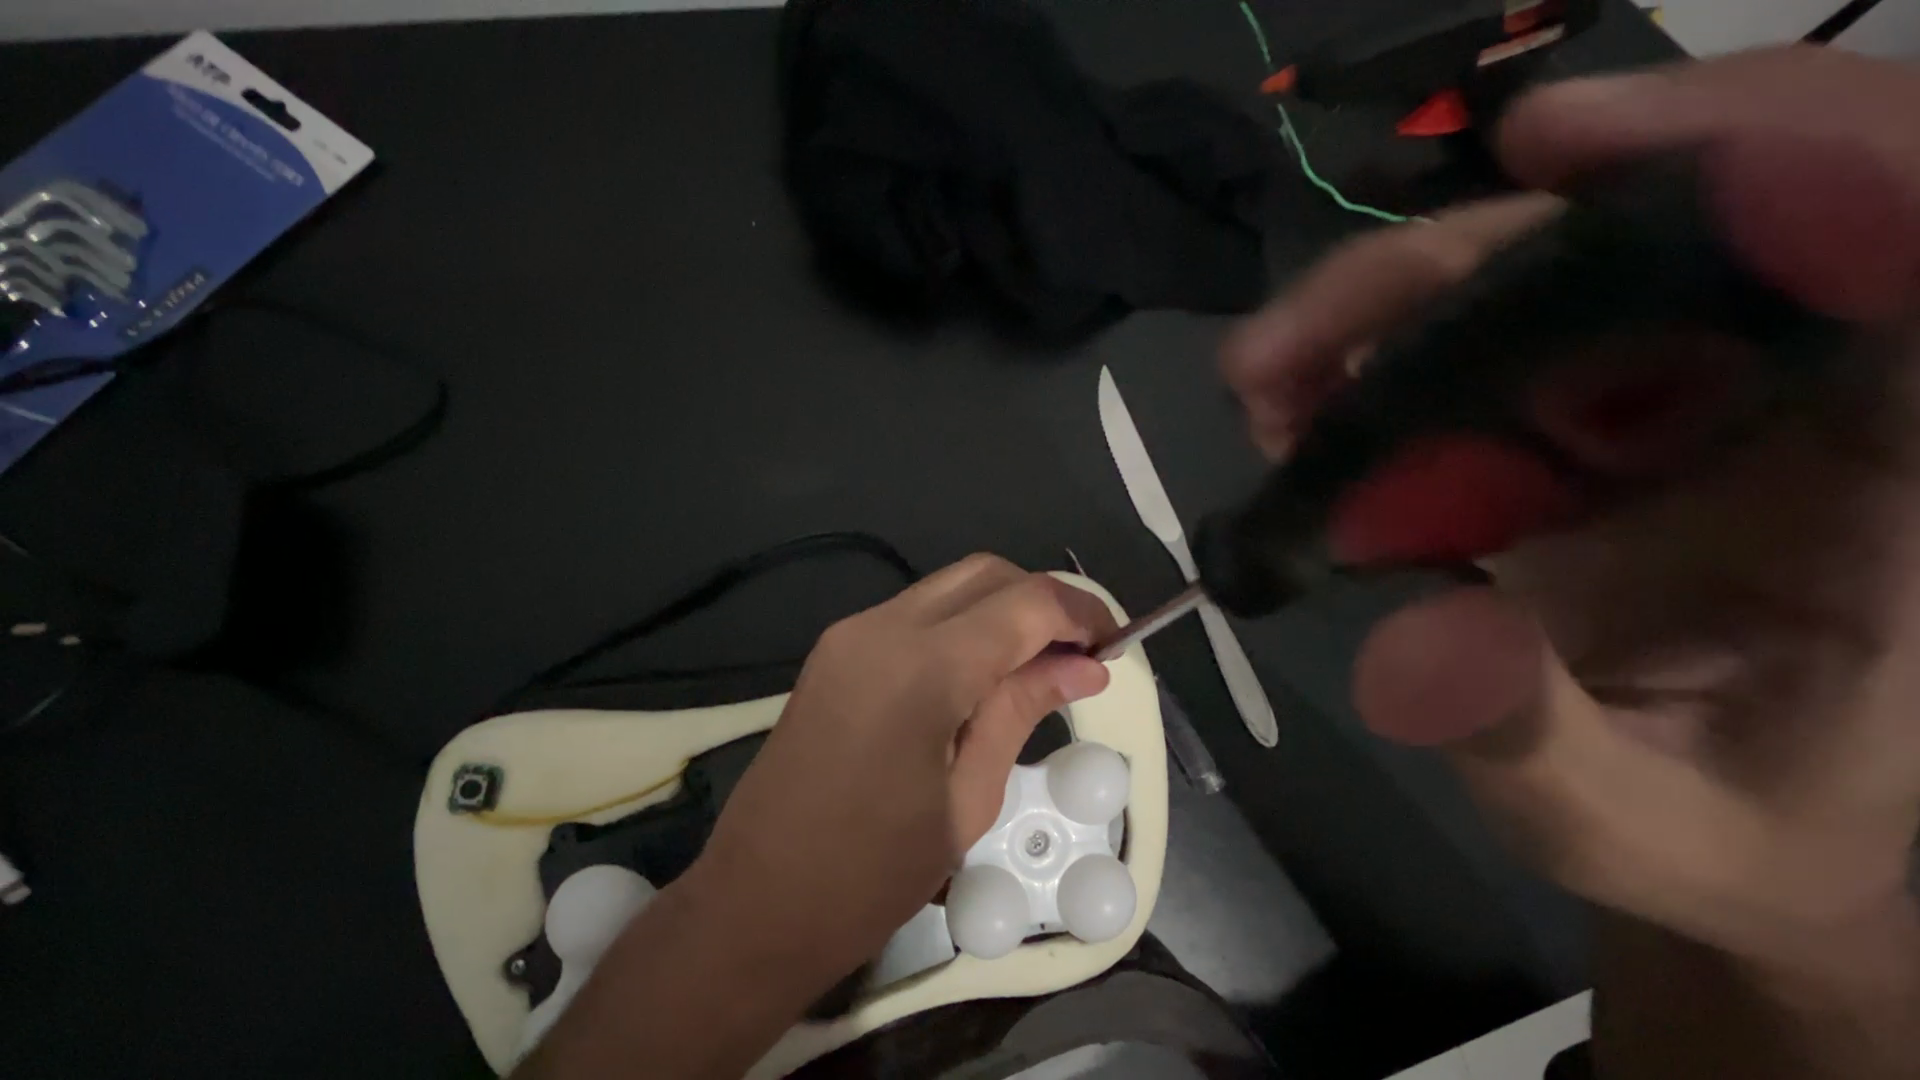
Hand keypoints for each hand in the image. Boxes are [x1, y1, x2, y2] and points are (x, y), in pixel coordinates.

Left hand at [688, 555, 1116, 986]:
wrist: (757, 902)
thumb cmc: (873, 872)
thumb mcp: (969, 798)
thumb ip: (1020, 711)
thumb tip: (1083, 666)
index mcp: (922, 665)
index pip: (1025, 602)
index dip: (1080, 614)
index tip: (1115, 647)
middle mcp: (881, 626)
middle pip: (985, 575)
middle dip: (1043, 602)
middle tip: (1080, 658)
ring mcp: (850, 634)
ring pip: (948, 588)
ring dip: (1002, 611)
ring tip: (1039, 667)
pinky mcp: (834, 651)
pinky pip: (914, 614)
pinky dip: (961, 626)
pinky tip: (982, 674)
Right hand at [1223, 48, 1919, 984]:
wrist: (1747, 832)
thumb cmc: (1747, 839)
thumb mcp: (1646, 828)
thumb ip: (1541, 751)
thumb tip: (1413, 648)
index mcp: (1909, 467)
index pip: (1898, 234)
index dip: (1754, 143)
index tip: (1546, 148)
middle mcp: (1799, 394)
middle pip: (1632, 243)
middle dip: (1437, 274)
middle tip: (1277, 356)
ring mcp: (1678, 401)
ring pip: (1528, 283)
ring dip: (1374, 322)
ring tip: (1263, 396)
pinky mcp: (1585, 425)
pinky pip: (1473, 353)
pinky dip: (1368, 373)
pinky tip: (1298, 424)